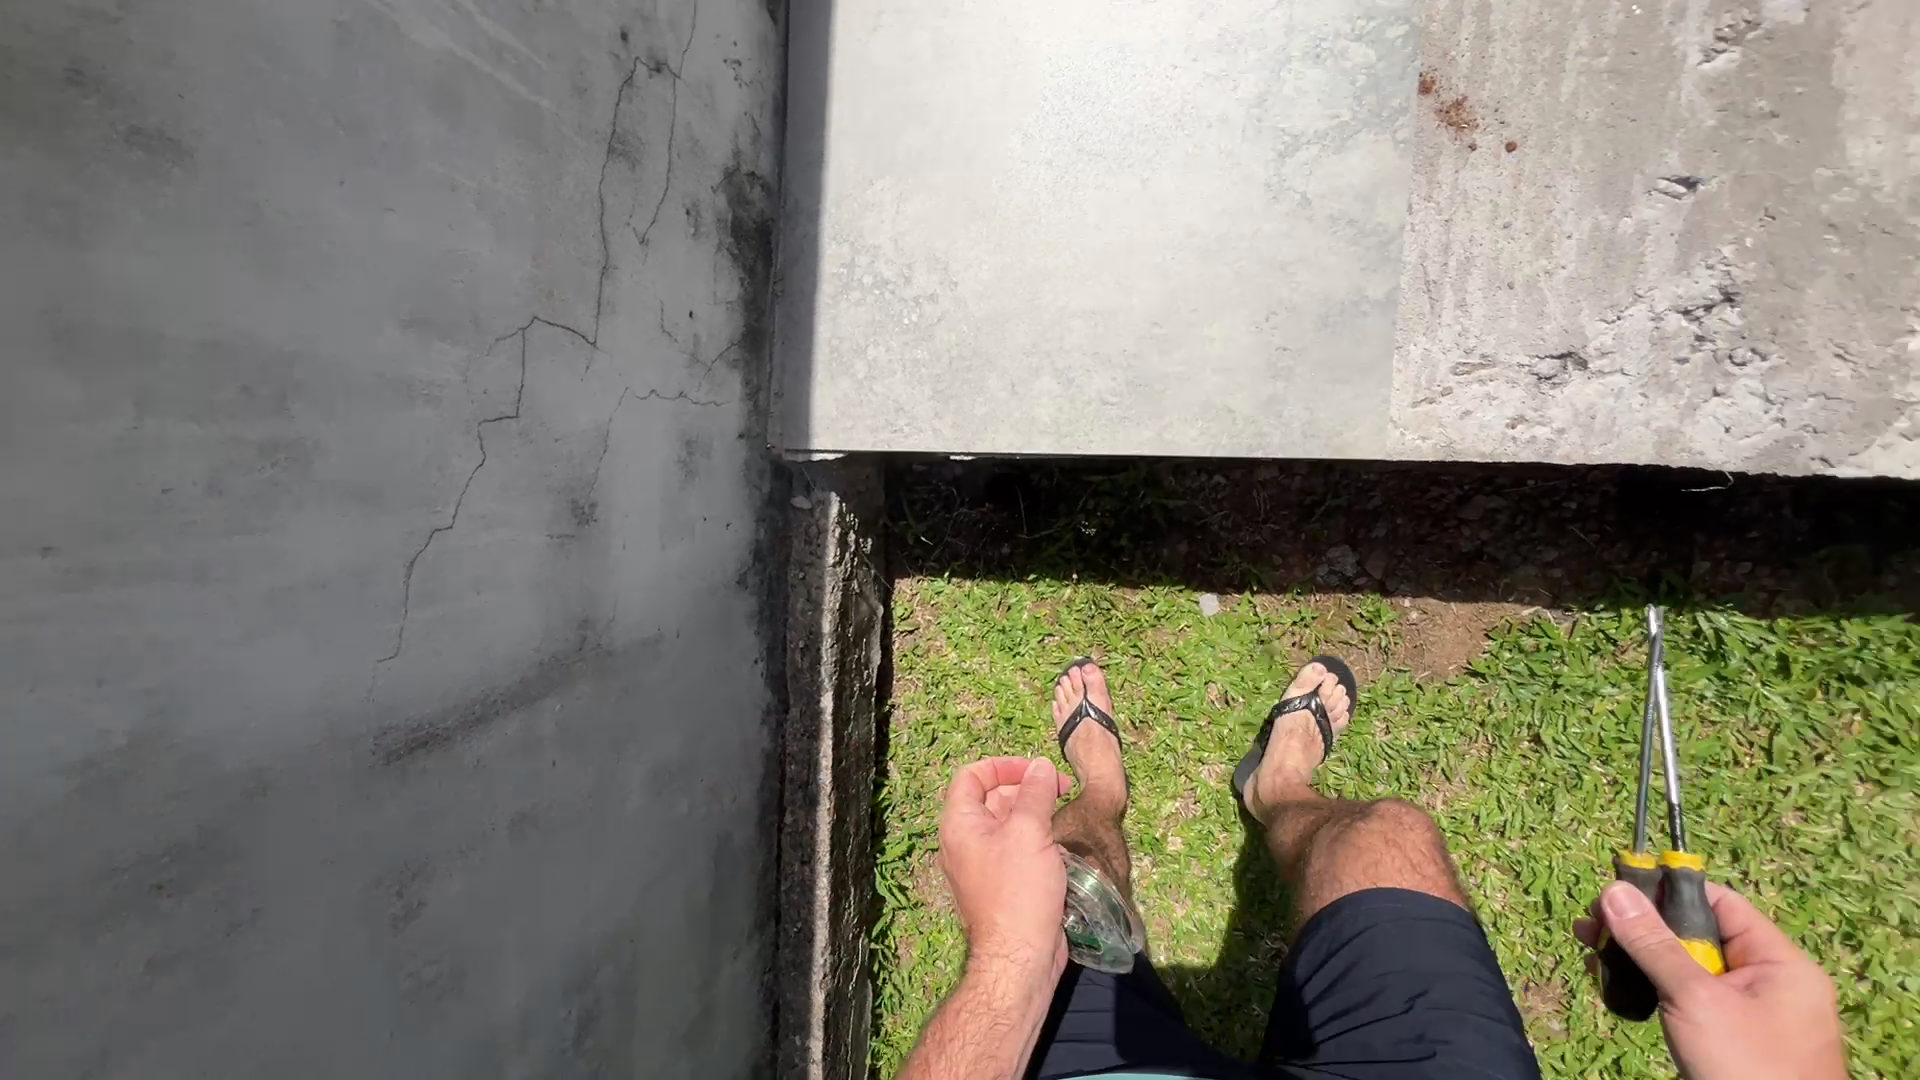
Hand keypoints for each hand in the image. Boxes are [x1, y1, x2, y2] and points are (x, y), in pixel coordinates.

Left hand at [938, 756, 1072, 979]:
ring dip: (1034, 814)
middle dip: (1025, 788)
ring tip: (1063, 814)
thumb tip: (1041, 766)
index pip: (971, 775)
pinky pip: (1014, 848)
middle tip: (1061, 789)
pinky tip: (1059, 844)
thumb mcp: (1029, 832)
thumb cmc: (1019, 890)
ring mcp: (982, 864)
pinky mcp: (1000, 884)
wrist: (1019, 960)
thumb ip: (1035, 792)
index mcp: (959, 823)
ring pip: (1006, 824)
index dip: (1002, 766)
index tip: (1035, 769)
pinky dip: (1035, 839)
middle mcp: (964, 841)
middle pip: (990, 797)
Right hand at [1575, 880, 1845, 1079]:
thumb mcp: (1694, 998)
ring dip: (1631, 950)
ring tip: (1589, 948)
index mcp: (1778, 963)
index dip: (1666, 890)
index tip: (1614, 889)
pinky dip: (1641, 977)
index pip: (1717, 902)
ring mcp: (1742, 1004)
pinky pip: (1676, 986)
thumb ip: (1653, 941)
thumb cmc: (1746, 1065)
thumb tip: (1613, 888)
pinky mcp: (1721, 1026)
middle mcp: (1764, 977)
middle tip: (1591, 925)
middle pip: (1690, 928)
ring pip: (1677, 957)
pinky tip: (1608, 977)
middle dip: (1635, 923)